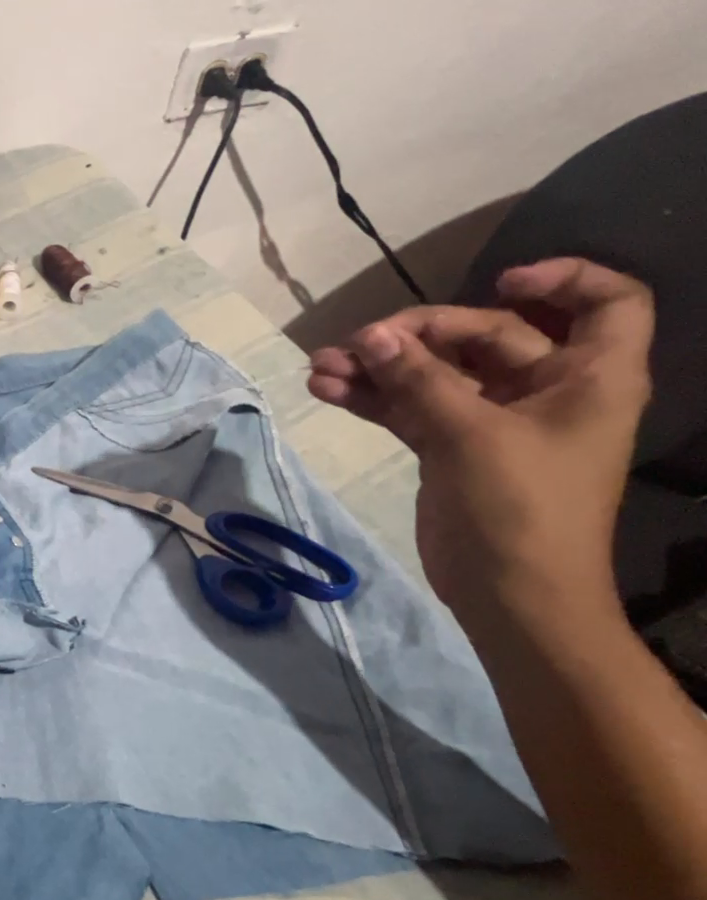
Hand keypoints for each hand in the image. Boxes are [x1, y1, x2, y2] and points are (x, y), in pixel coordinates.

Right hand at [305, 258, 652, 614]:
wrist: (511, 593)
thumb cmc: (521, 508)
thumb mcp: (472, 436)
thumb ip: (420, 381)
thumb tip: (371, 336)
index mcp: (588, 376)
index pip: (606, 302)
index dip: (562, 279)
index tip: (498, 281)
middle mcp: (544, 390)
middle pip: (486, 337)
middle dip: (417, 336)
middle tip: (358, 344)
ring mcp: (492, 421)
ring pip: (433, 375)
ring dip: (379, 368)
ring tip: (320, 367)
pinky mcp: (449, 450)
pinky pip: (409, 409)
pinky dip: (372, 399)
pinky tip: (327, 390)